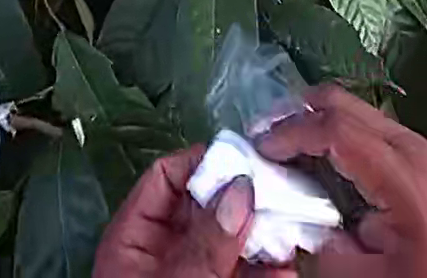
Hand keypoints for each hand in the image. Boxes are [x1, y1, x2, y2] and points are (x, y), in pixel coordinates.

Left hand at [95, 145, 286, 277]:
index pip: (166, 178)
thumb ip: (207, 241)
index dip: (202, 163)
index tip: (244, 159)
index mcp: (134, 240)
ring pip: (228, 242)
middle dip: (242, 199)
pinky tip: (288, 270)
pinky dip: (264, 272)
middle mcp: (162, 254)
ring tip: (292, 228)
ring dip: (261, 236)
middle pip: (204, 207)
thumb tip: (242, 186)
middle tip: (280, 190)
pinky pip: (240, 277)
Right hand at [255, 85, 426, 277]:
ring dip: (308, 116)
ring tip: (277, 140)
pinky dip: (325, 126)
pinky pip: (355, 119)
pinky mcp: (404, 144)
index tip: (259, 147)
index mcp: (400, 174)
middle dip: (294, 112)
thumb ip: (324, 249)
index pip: (335, 130)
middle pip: (339, 101)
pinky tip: (306, 150)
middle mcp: (404, 142)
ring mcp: (406, 138)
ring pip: (346, 104)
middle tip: (260, 134)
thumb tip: (289, 219)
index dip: (292, 133)